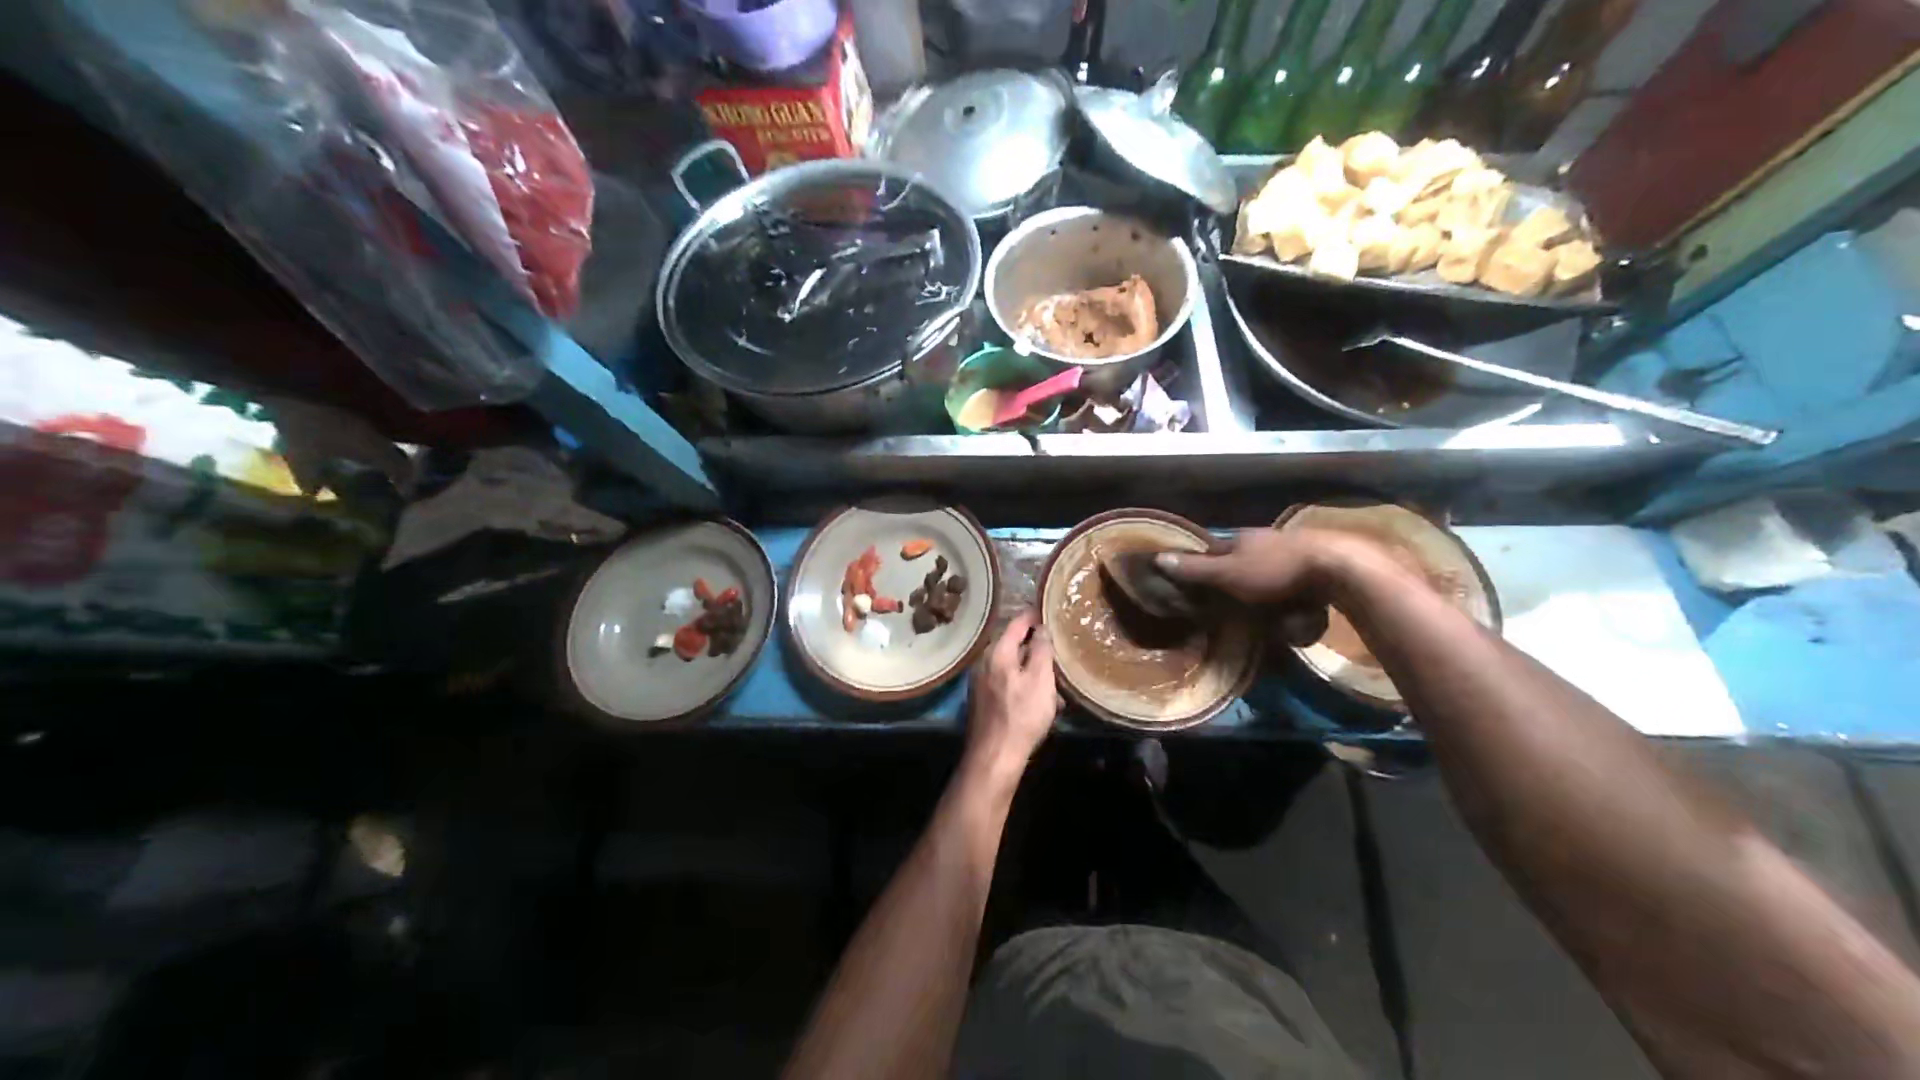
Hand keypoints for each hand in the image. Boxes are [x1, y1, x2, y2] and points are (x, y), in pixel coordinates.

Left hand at [966, 610, 1059, 775]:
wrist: (994, 757)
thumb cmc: (1021, 715)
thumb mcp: (1040, 680)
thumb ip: (1042, 650)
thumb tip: (1042, 627)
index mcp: (997, 653)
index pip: (1017, 624)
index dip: (1034, 616)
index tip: (1049, 609)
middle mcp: (985, 663)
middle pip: (1014, 646)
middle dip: (1038, 647)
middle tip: (1059, 648)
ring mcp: (983, 683)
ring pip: (1014, 668)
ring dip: (1036, 672)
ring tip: (1058, 684)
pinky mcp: (986, 702)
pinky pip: (1010, 684)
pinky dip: (1026, 687)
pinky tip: (1044, 703)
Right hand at [1156, 528, 1348, 645]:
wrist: (1338, 569)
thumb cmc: (1275, 569)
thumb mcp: (1228, 573)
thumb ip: (1195, 570)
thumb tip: (1158, 558)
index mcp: (1242, 538)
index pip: (1214, 551)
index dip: (1204, 567)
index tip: (1197, 587)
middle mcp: (1266, 541)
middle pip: (1243, 564)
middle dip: (1239, 585)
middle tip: (1235, 610)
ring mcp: (1293, 552)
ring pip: (1271, 575)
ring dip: (1268, 595)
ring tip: (1269, 620)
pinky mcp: (1318, 566)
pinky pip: (1297, 585)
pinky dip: (1294, 599)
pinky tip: (1297, 615)